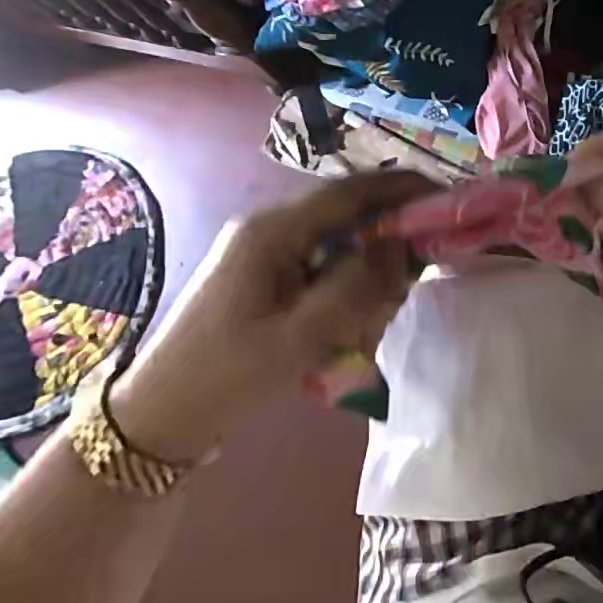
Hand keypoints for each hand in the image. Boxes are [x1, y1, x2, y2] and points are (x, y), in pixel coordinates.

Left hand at [105, 172, 437, 461]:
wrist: (159, 415)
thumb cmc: (226, 375)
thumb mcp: (298, 337)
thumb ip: (354, 287)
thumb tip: (400, 245)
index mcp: (273, 231)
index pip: (349, 192)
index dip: (399, 187)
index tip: (443, 194)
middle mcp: (269, 228)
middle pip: (345, 216)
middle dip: (386, 239)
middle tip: (418, 272)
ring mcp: (263, 251)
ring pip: (335, 244)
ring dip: (363, 271)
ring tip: (376, 313)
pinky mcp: (263, 275)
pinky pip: (318, 267)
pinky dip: (342, 287)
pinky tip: (346, 326)